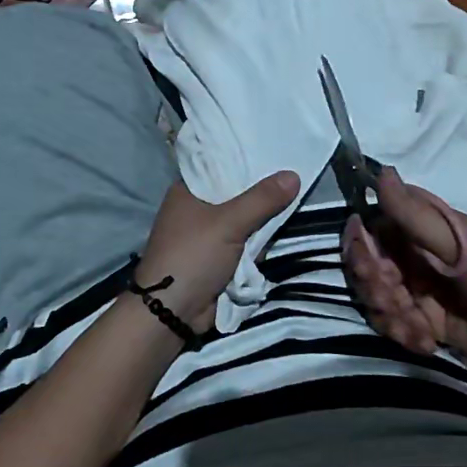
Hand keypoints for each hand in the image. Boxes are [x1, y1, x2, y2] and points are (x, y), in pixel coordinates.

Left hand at [135, 171, 299, 328]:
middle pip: (237, 194)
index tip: (279, 154)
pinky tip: (280, 235)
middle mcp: (195, 208)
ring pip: (244, 221)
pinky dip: (257, 245)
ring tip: (295, 207)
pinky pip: (244, 244)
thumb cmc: (193, 255)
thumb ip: (262, 199)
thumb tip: (294, 174)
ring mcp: (206, 235)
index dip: (248, 160)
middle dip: (262, 196)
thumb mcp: (229, 223)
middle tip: (294, 181)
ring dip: (263, 224)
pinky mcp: (216, 258)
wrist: (171, 312)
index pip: (221, 165)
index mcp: (188, 190)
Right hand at [342, 167, 466, 376]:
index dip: (361, 245)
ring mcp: (422, 292)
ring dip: (389, 314)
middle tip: (394, 298)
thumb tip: (380, 171)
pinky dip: (404, 334)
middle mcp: (417, 257)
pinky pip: (396, 326)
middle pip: (369, 267)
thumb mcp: (458, 243)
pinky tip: (426, 342)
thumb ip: (413, 214)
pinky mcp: (428, 324)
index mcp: (424, 230)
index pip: (374, 230)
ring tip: (415, 326)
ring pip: (378, 299)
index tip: (368, 262)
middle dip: (374, 285)